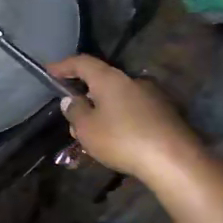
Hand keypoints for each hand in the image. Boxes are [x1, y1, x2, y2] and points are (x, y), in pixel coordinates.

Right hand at [48, 55, 208, 186]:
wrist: (173, 159)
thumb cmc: (122, 139)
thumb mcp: (87, 128)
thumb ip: (75, 111)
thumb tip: (71, 99)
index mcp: (110, 79)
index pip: (83, 63)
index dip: (63, 66)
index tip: (49, 71)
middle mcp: (132, 81)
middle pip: (101, 81)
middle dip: (84, 96)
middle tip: (71, 117)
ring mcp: (151, 96)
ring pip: (117, 99)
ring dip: (101, 111)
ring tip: (91, 136)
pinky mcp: (164, 113)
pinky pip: (132, 111)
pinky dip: (118, 120)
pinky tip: (115, 140)